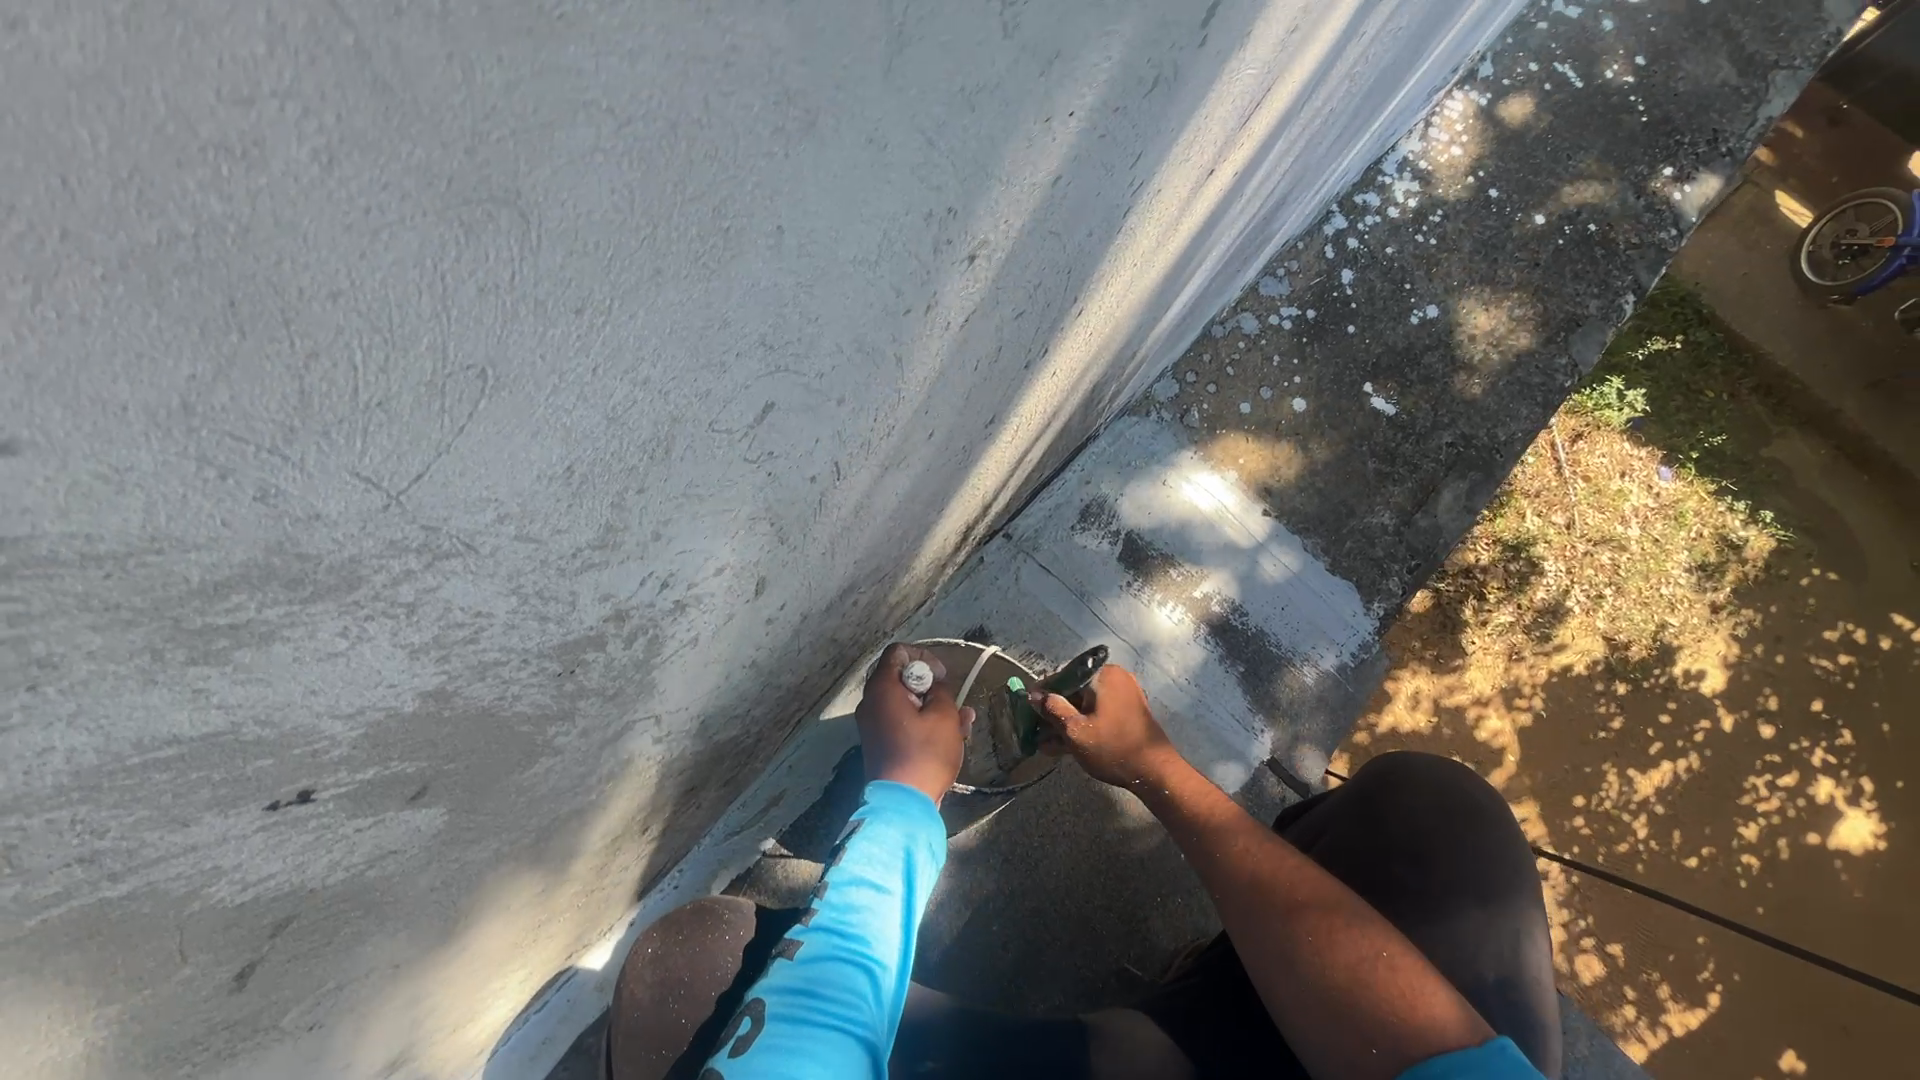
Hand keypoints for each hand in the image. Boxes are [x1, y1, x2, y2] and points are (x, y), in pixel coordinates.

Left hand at [855, 644, 975, 804]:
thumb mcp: (943, 716)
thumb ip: (942, 691)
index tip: (942, 676)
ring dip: (933, 707)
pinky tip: (952, 735)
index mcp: (882, 689)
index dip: (923, 656)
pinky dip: (923, 722)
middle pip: (901, 678)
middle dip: (932, 686)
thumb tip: (936, 687)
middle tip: (952, 700)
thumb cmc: (924, 754)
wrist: (902, 804)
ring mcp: (873, 724)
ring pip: (906, 703)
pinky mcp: (880, 743)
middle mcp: (871, 703)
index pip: (897, 652)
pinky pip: (902, 721)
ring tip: (963, 721)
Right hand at [1032, 665, 1182, 789]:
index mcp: (1103, 675)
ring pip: (1084, 705)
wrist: (1154, 772)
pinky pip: (1097, 713)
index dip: (1043, 694)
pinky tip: (1064, 745)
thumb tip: (1033, 695)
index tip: (1028, 710)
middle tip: (1036, 731)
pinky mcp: (1127, 712)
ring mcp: (1123, 695)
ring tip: (1046, 744)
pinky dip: (1082, 725)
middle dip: (1054, 713)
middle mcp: (1114, 679)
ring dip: (1065, 723)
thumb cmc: (1113, 748)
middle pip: (1074, 691)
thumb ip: (1052, 709)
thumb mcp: (1075, 730)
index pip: (1063, 676)